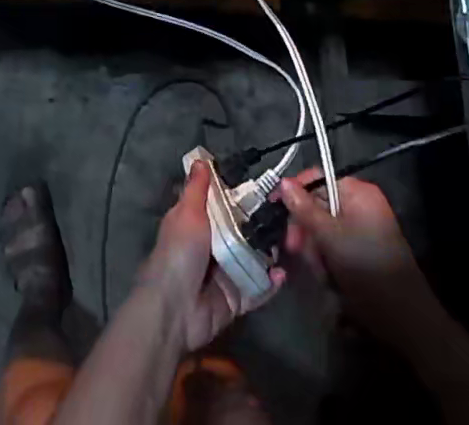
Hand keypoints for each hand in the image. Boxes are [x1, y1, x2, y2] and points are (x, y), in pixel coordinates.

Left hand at [138, 163, 284, 351]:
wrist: (174, 308)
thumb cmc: (179, 253)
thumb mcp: (186, 213)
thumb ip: (198, 189)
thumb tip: (200, 159)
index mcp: (199, 224)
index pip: (226, 206)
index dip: (245, 198)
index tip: (270, 187)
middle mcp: (214, 246)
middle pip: (245, 232)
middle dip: (266, 226)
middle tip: (291, 217)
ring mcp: (226, 273)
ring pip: (255, 258)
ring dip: (272, 252)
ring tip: (294, 242)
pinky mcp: (237, 298)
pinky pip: (258, 287)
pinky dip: (270, 282)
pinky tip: (282, 273)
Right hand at [276, 172, 426, 333]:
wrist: (402, 316)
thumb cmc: (366, 267)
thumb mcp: (329, 236)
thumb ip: (304, 209)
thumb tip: (284, 182)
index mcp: (358, 192)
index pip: (317, 178)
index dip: (294, 192)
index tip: (275, 210)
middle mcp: (361, 205)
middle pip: (318, 205)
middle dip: (306, 229)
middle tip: (296, 249)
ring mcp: (362, 228)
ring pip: (323, 229)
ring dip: (315, 249)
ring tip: (320, 270)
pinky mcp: (362, 250)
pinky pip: (334, 245)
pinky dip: (326, 259)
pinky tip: (328, 277)